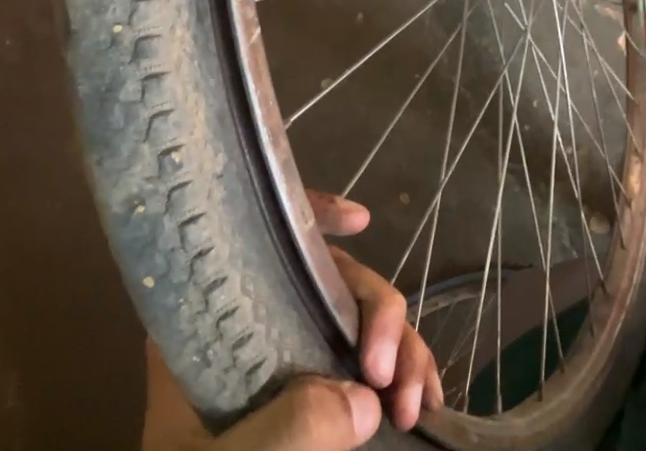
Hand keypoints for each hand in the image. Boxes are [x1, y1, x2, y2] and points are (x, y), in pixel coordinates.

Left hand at [195, 192, 439, 450]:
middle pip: (333, 282)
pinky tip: (424, 401)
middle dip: (379, 315)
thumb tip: (364, 399)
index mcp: (221, 322)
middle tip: (390, 378)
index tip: (359, 222)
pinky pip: (376, 360)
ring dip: (403, 351)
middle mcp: (263, 324)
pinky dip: (407, 372)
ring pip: (364, 320)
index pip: (265, 244)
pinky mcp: (324, 388)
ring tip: (416, 404)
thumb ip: (284, 430)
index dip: (312, 216)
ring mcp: (298, 356)